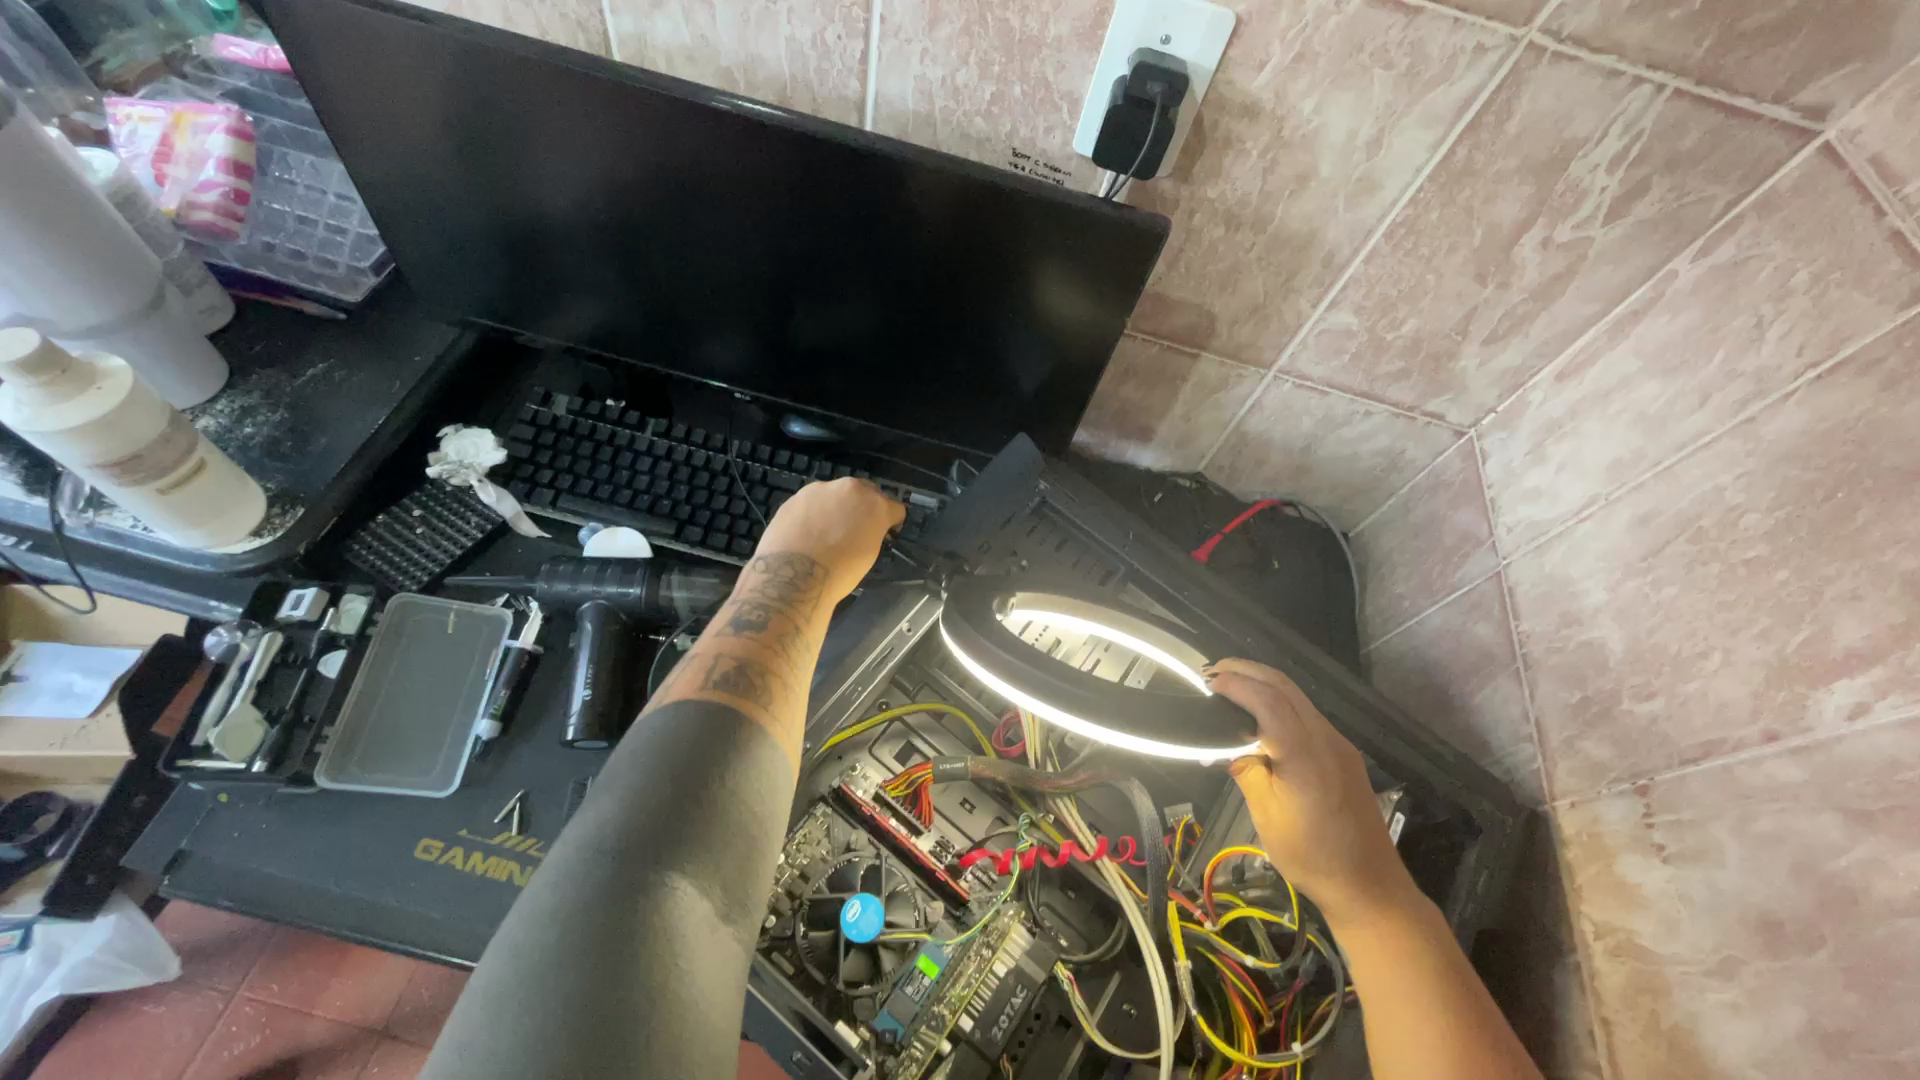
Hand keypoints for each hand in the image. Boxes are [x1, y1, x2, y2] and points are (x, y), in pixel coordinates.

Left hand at [750, 478, 904, 603]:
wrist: (794, 574)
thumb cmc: (840, 571)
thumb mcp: (869, 555)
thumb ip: (872, 533)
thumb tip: (865, 531)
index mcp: (875, 504)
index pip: (894, 507)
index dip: (891, 521)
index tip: (885, 533)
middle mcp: (850, 489)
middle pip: (864, 492)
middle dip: (863, 507)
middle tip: (855, 529)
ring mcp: (819, 489)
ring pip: (835, 495)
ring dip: (835, 508)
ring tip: (825, 532)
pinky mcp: (795, 496)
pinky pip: (811, 502)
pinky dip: (813, 513)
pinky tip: (806, 533)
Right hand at [1209, 658, 1418, 923]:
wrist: (1369, 885)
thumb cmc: (1312, 856)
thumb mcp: (1267, 817)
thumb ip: (1248, 773)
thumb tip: (1227, 750)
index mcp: (1304, 756)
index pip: (1269, 702)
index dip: (1238, 685)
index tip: (1209, 682)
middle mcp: (1325, 740)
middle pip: (1286, 688)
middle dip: (1248, 671)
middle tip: (1213, 670)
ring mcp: (1338, 745)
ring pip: (1298, 698)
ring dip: (1263, 684)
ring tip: (1229, 685)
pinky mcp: (1343, 754)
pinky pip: (1307, 715)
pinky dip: (1278, 702)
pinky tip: (1258, 715)